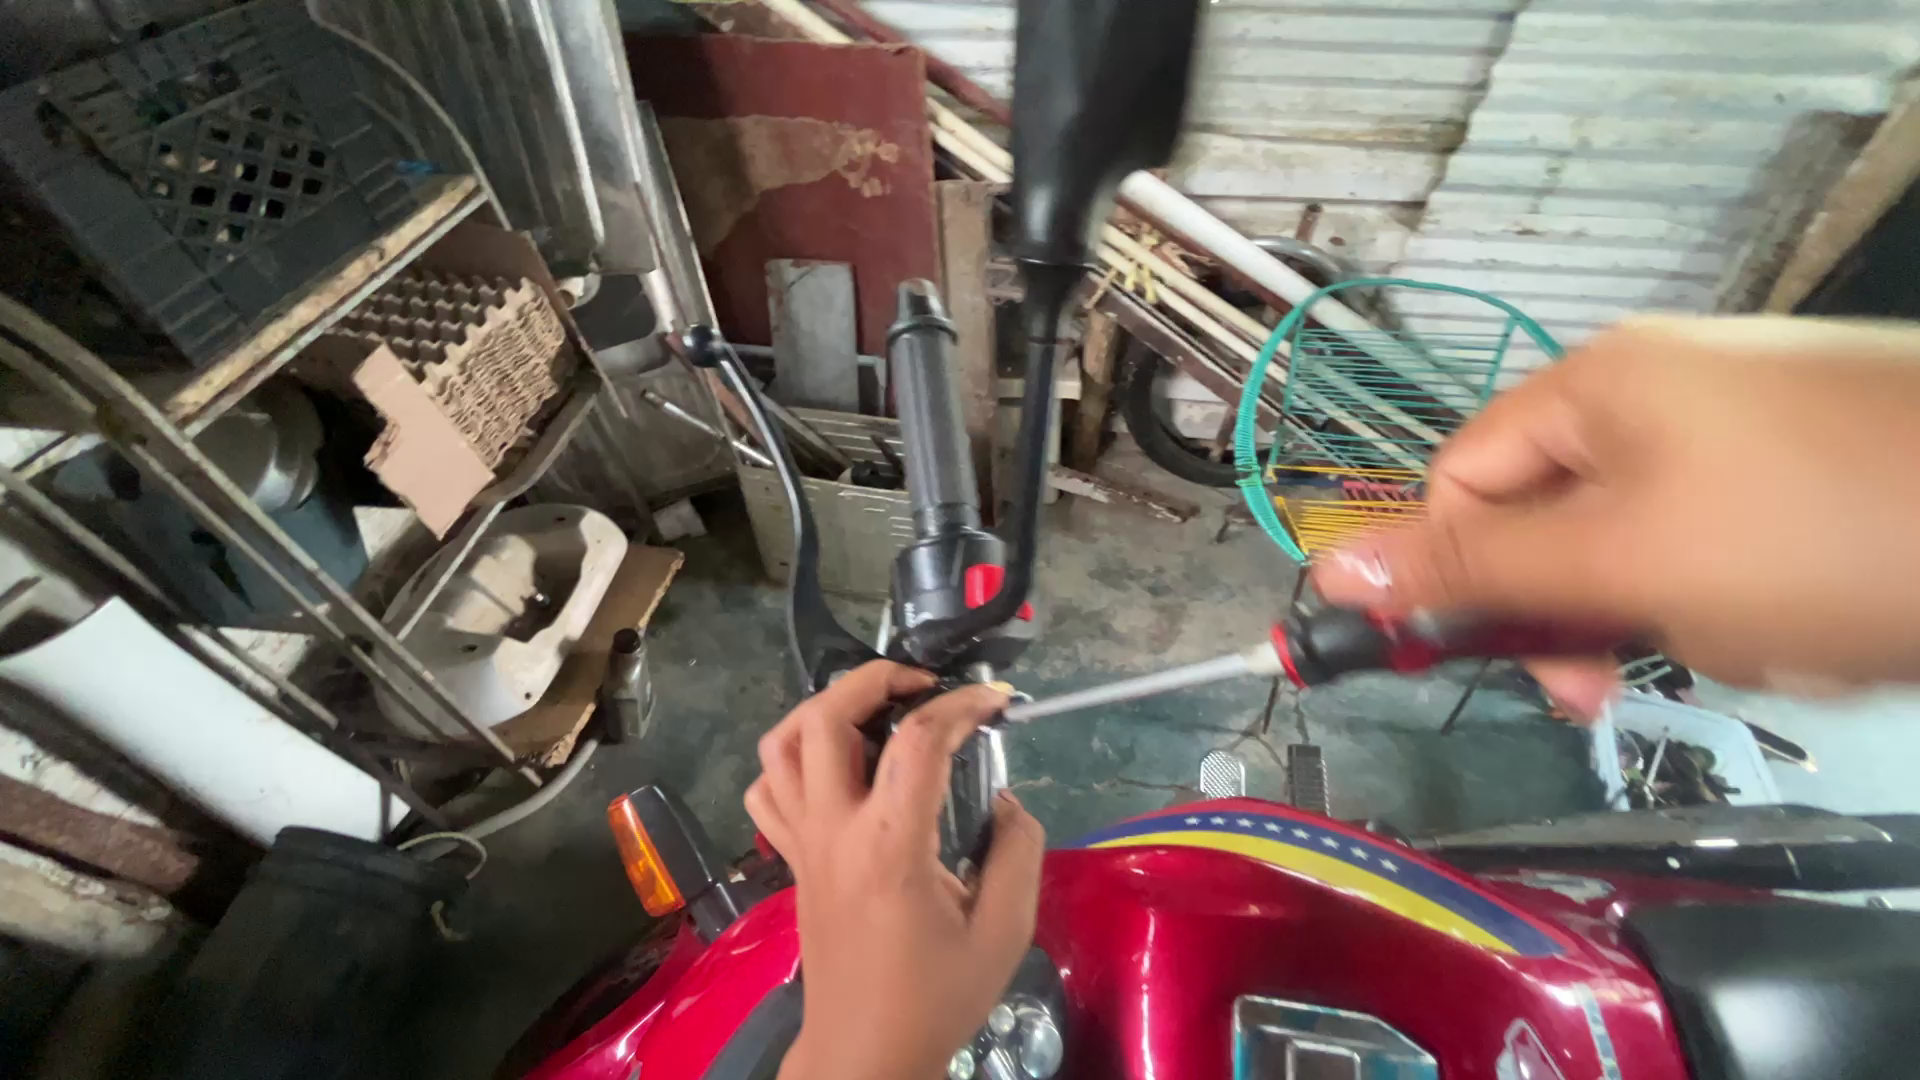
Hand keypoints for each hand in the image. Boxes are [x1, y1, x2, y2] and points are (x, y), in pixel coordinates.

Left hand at [745, 662, 1045, 1079]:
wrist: (864, 1054)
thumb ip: (1017, 849)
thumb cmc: (935, 996)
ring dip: (825, 706)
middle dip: (874, 678)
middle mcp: (834, 829)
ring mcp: (802, 839)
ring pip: (780, 743)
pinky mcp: (790, 855)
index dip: (962, 704)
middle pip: (824, 717)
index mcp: (890, 845)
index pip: (918, 741)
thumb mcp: (1004, 930)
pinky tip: (833, 763)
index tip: (995, 700)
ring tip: (873, 709)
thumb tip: (1004, 800)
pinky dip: (793, 756)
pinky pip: (767, 788)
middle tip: (922, 684)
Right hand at [1312, 316, 1919, 713]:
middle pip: (1546, 515)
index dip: (1461, 566)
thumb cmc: (1830, 533)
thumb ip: (1461, 569)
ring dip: (1665, 612)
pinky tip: (1810, 625)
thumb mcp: (1616, 560)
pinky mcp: (1814, 468)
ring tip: (1752, 645)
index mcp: (1589, 387)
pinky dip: (1742, 601)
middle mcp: (1652, 391)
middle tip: (1601, 681)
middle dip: (1572, 603)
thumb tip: (1325, 572)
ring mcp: (1741, 427)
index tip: (1498, 644)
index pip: (1460, 482)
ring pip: (1634, 543)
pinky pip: (1719, 545)